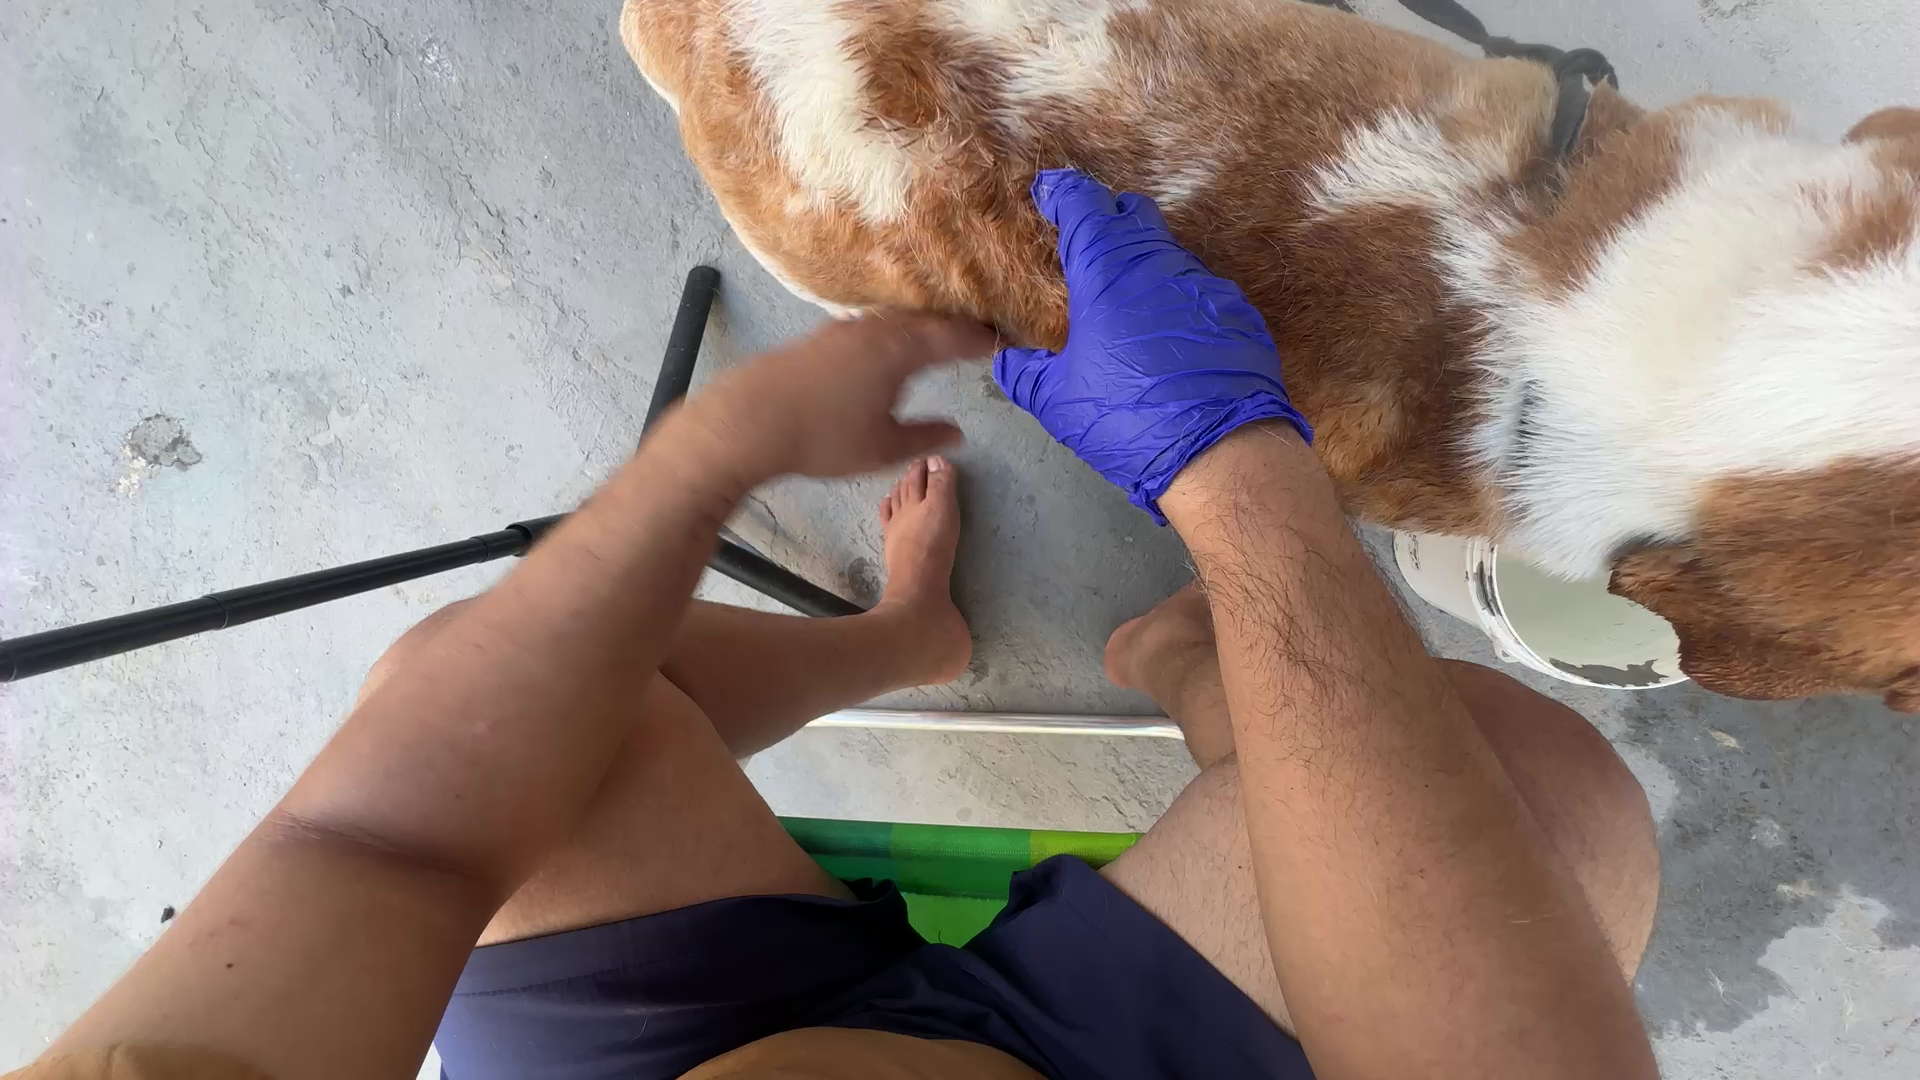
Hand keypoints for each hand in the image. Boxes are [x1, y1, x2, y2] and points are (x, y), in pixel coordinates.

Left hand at [689, 312, 994, 483]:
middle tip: (976, 335)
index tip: (1000, 341)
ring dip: (921, 327)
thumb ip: (924, 437)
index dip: (978, 340)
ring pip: (895, 321)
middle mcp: (874, 331)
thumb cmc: (823, 438)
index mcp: (898, 352)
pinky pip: (871, 326)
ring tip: (938, 338)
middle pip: (924, 322)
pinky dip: (893, 331)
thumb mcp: (883, 448)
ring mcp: (844, 330)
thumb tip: (958, 433)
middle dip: (953, 328)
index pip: (950, 338)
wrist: (749, 420)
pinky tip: (888, 345)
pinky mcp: (821, 338)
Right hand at [994, 169, 1311, 522]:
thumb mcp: (1058, 402)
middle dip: (1107, 216)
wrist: (1217, 451)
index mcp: (1109, 276)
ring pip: (1168, 256)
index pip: (1085, 208)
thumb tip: (1008, 362)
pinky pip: (1198, 293)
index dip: (1063, 193)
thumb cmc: (1124, 418)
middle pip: (1133, 216)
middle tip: (1086, 238)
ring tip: (1125, 298)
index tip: (1050, 190)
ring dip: (1142, 265)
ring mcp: (1205, 288)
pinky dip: (1174, 301)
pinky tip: (1167, 338)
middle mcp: (1160, 267)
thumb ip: (1025, 375)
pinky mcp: (1236, 315)